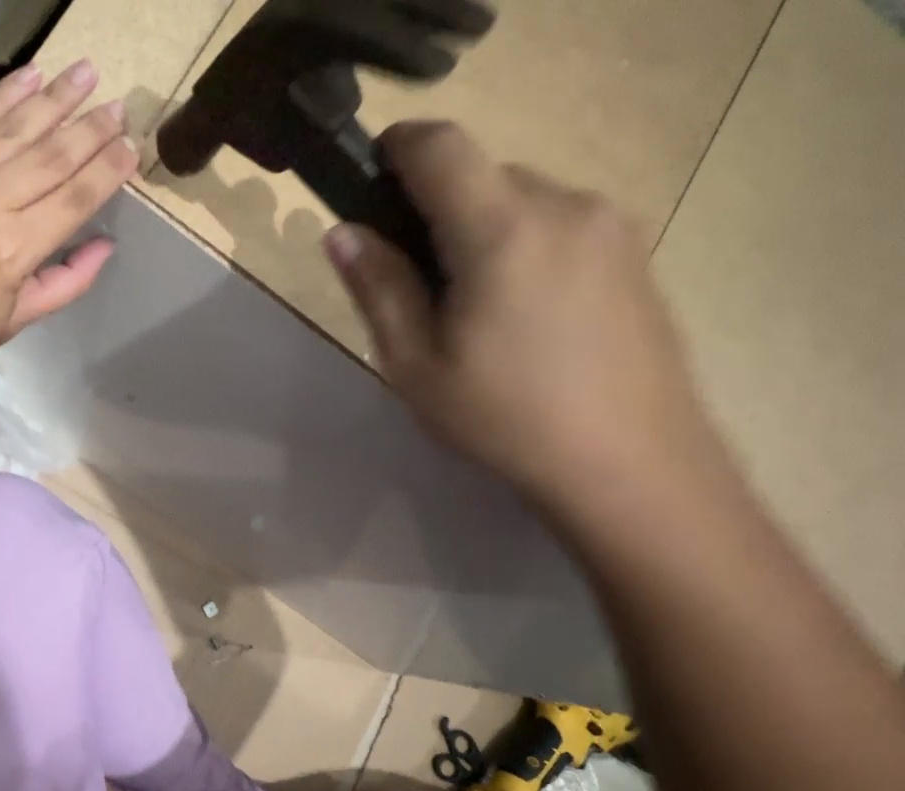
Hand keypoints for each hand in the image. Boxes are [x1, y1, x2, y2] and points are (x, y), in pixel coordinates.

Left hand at [0, 59, 139, 386]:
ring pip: (13, 129)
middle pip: (49, 156)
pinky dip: (1, 98)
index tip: (132, 148)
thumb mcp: (16, 321)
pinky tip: (31, 77)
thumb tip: (105, 243)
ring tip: (86, 74)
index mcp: (9, 252)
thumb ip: (67, 281)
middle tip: (119, 108)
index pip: (74, 198)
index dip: (107, 170)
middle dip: (90, 129)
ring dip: (54, 98)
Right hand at [325, 121, 723, 511]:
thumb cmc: (504, 419)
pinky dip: (517, 243)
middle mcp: (564, 206)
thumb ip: (378, 287)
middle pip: (479, 173)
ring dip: (476, 228)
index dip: (394, 149)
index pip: (441, 146)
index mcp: (502, 230)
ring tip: (463, 307)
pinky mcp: (631, 250)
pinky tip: (515, 314)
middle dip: (432, 207)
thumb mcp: (414, 363)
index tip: (365, 182)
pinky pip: (555, 221)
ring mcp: (609, 224)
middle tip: (407, 280)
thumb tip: (342, 231)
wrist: (631, 462)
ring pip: (518, 197)